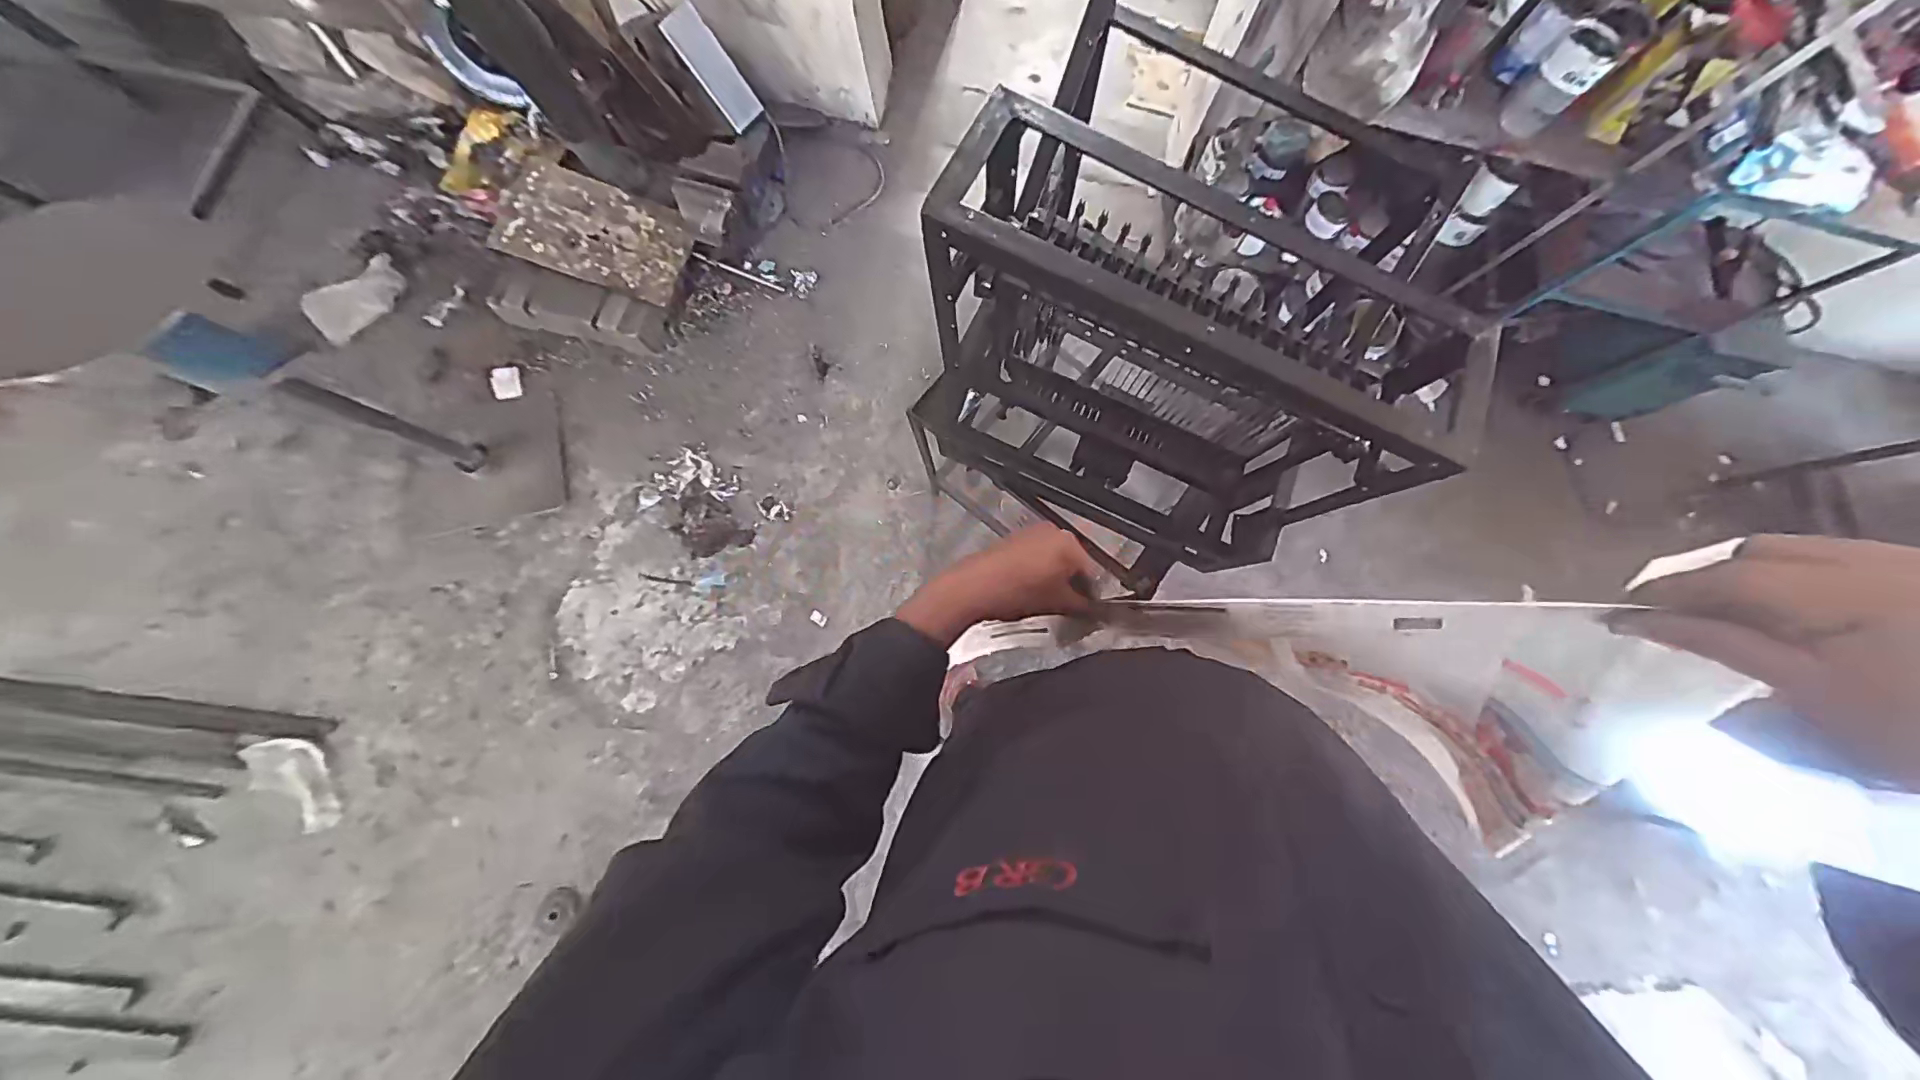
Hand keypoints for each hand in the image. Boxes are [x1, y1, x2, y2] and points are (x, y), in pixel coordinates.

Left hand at [895, 525, 1102, 646]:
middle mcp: (1055, 531)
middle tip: (1070, 608)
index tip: (1091, 612)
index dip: (1094, 595)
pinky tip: (1030, 589)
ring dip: (1057, 577)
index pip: (1095, 572)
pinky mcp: (1015, 538)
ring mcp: (1033, 532)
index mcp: (1070, 544)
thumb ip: (1083, 605)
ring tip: (1049, 600)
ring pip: (1056, 558)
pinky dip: (1040, 571)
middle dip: (1075, 584)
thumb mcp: (1058, 603)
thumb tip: (1095, 610)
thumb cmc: (1019, 593)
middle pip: (1076, 562)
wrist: (972, 588)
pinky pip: (1038, 556)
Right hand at [1610, 534, 1919, 786]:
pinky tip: (1789, 609)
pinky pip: (1839, 560)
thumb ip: (1730, 651)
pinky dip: (1793, 577)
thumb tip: (1651, 626)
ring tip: (1716, 608)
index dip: (1661, 596)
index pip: (1720, 582)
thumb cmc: (1919, 726)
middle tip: (1660, 610)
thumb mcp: (1817, 700)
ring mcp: (1905, 567)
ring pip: (1798, 551)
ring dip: (1744, 574)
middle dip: (1700, 578)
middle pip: (1755, 553)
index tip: (1615, 616)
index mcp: (1831, 593)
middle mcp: (1866, 564)